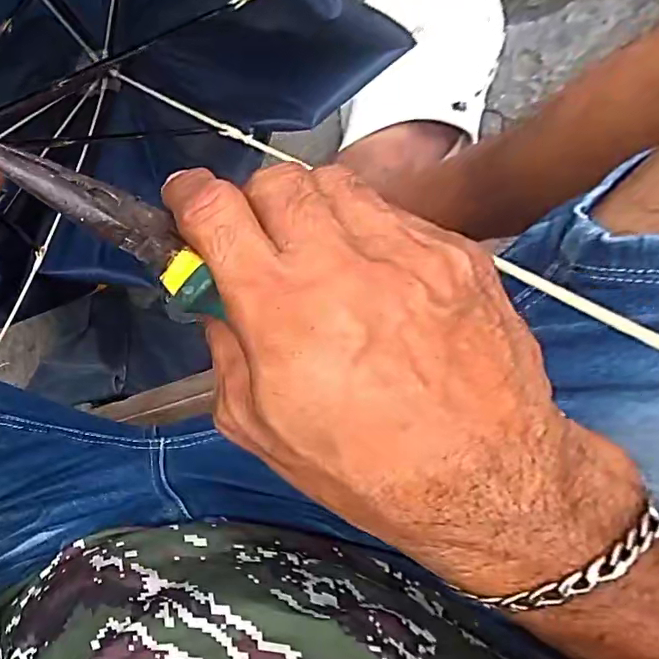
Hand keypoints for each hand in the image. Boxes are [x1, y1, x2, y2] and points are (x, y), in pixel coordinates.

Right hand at [162, 163, 644, 593]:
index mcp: (280, 312)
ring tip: (303, 252)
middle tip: (244, 237)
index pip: (218, 213)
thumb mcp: (252, 422)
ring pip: (334, 183)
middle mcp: (341, 267)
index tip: (182, 199)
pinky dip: (357, 229)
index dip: (188, 196)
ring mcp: (406, 254)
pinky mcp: (455, 256)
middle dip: (245, 200)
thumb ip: (223, 352)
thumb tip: (216, 308)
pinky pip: (389, 213)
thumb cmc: (358, 464)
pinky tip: (359, 273)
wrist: (476, 478)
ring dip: (302, 207)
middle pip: (275, 180)